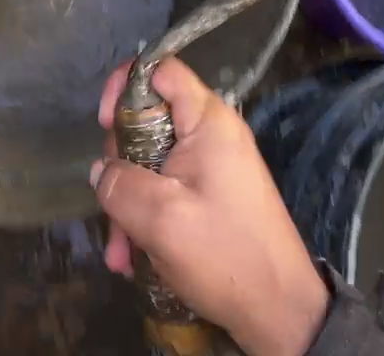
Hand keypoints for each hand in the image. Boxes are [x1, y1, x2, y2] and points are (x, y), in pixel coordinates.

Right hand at [93, 60, 328, 355]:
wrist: (282, 314)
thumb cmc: (225, 253)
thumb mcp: (161, 218)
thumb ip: (120, 185)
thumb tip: (102, 171)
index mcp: (208, 122)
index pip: (162, 70)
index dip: (125, 86)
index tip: (105, 123)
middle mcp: (212, 135)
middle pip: (149, 122)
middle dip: (121, 165)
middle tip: (112, 205)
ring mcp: (213, 168)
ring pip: (153, 164)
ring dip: (130, 204)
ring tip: (121, 254)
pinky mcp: (213, 197)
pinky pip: (168, 191)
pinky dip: (148, 219)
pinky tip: (135, 259)